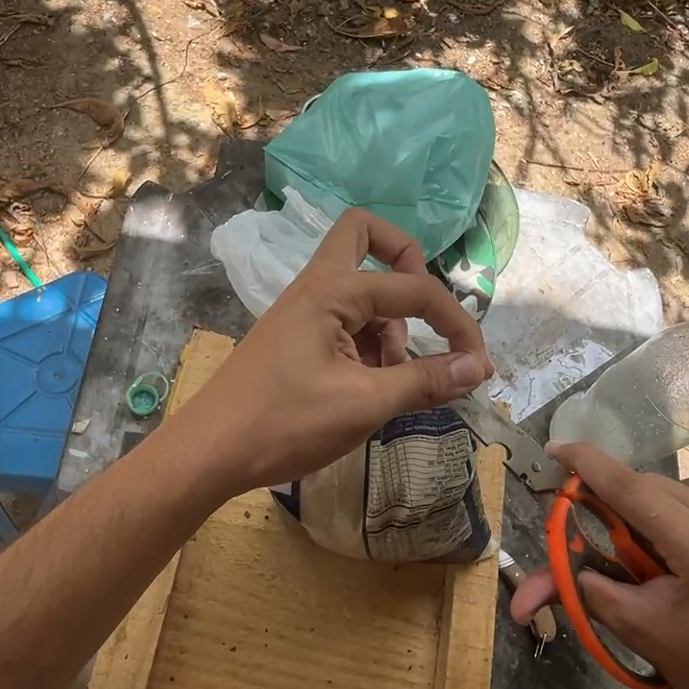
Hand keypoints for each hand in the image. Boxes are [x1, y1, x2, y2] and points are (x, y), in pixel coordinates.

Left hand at [169, 208, 491, 493]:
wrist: (209, 452)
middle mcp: (317, 287)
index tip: (479, 366)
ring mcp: (304, 312)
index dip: (457, 323)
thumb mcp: (364, 404)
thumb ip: (424, 381)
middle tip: (425, 312)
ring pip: (362, 288)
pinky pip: (347, 321)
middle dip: (408, 262)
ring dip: (392, 323)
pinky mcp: (299, 338)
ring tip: (396, 379)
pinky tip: (374, 389)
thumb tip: (477, 369)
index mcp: (332, 290)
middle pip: (366, 236)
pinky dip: (372, 344)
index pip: (415, 288)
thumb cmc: (284, 423)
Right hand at [509, 443, 688, 688]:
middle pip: (659, 489)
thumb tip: (557, 557)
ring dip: (656, 514)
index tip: (558, 447)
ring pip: (688, 499)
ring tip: (648, 555)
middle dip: (621, 498)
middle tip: (593, 517)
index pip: (634, 490)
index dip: (590, 464)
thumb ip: (591, 586)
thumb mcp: (640, 630)